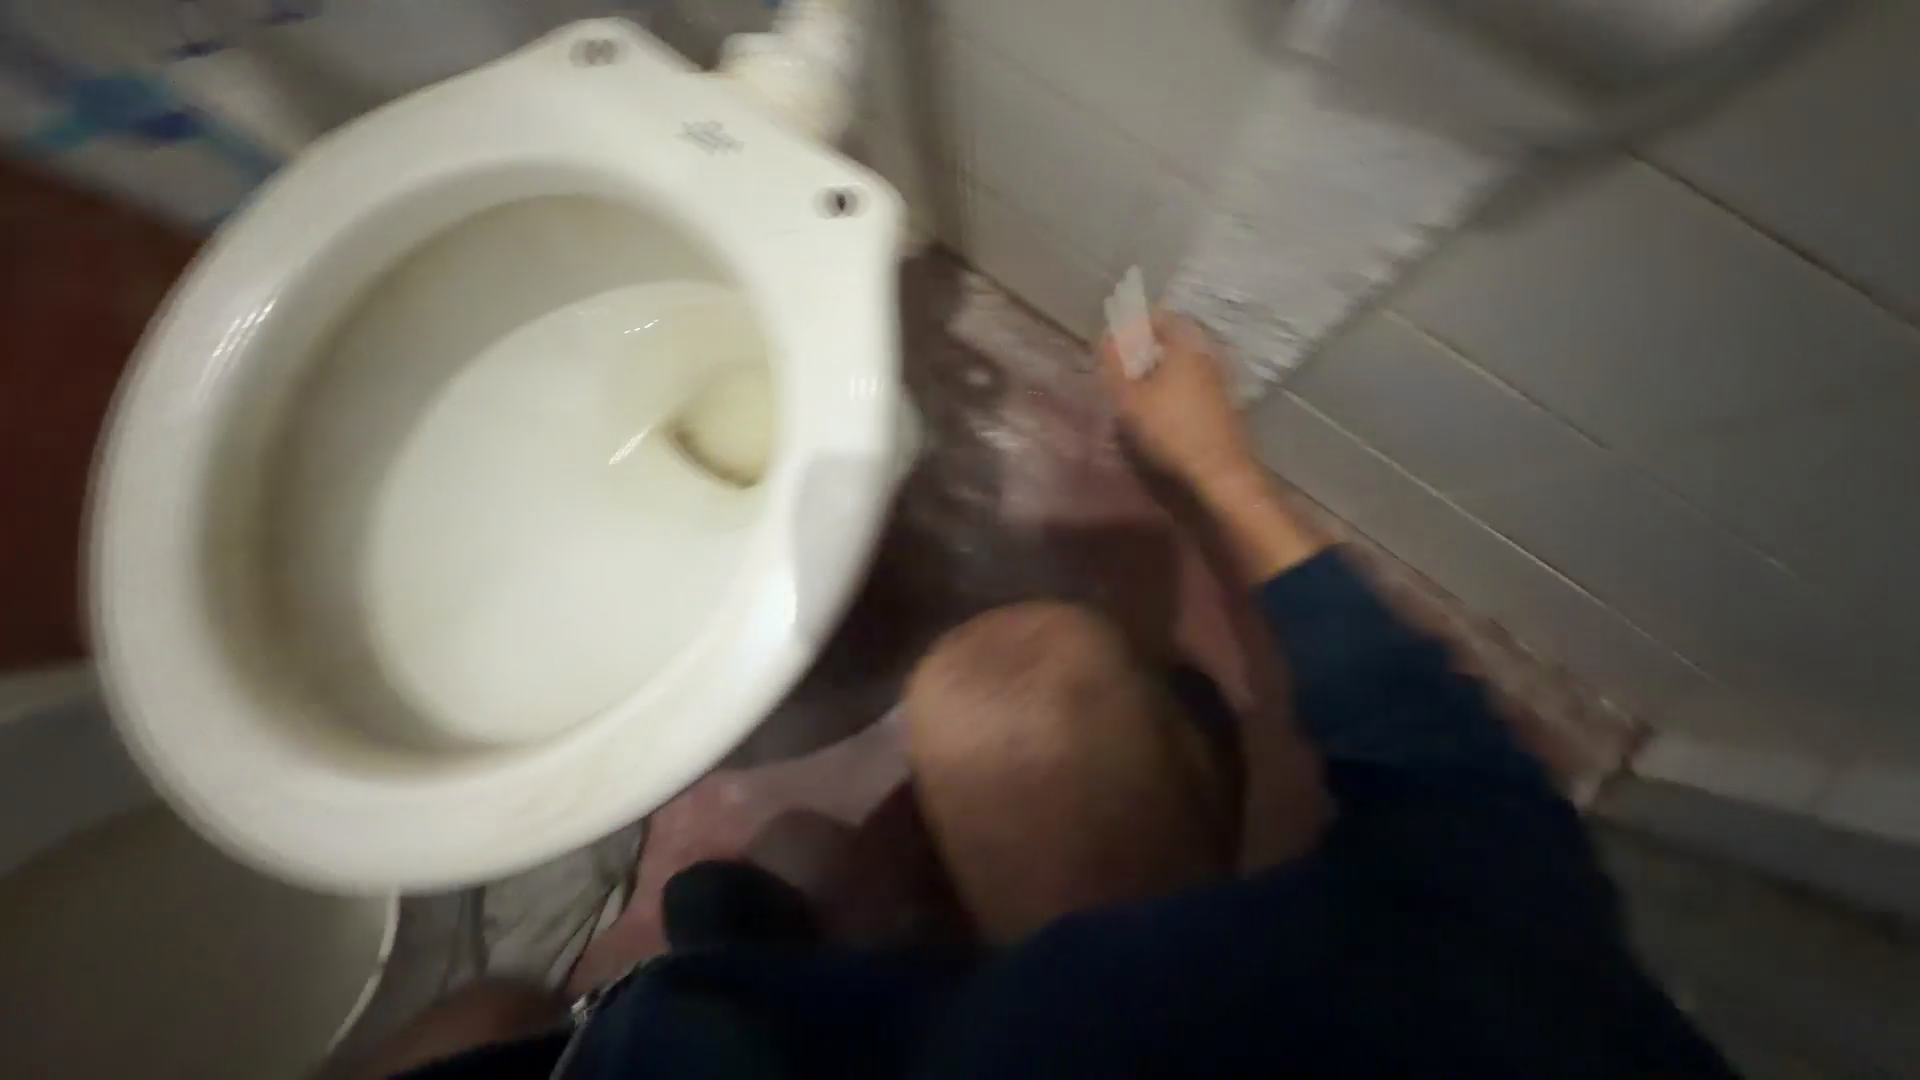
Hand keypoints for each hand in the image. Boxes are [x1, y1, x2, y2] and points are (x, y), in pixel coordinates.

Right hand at [1099, 313, 1257, 497]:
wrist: (1218, 472)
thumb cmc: (1168, 430)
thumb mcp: (1129, 398)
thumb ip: (1114, 365)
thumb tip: (1108, 338)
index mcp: (1186, 344)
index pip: (1161, 317)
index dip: (1135, 326)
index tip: (1116, 345)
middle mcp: (1208, 355)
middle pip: (1173, 342)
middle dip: (1147, 352)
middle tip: (1123, 372)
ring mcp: (1220, 381)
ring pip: (1184, 366)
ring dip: (1161, 375)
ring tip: (1138, 397)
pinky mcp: (1225, 405)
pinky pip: (1194, 387)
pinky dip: (1176, 393)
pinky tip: (1162, 415)